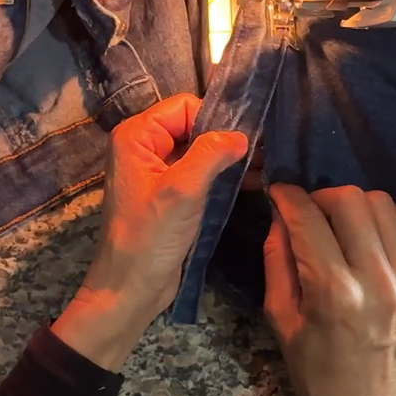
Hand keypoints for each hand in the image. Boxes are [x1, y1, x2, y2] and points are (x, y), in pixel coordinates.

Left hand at [52, 94, 247, 369]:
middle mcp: (144, 147)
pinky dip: (220, 175)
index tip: (246, 138)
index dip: (214, 119)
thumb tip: (242, 135)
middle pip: (192, 125)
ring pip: (198, 149)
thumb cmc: (150, 237)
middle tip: (263, 152)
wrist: (130, 289)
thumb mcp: (183, 190)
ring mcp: (156, 171)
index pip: (184, 106)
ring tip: (264, 167)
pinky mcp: (169, 193)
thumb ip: (211, 154)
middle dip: (225, 137)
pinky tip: (249, 182)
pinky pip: (198, 172)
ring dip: (227, 158)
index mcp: (137, 136)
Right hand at [262, 184, 395, 395]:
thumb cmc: (316, 370)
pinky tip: (363, 233)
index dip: (288, 197)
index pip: (308, 218)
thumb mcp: (279, 317)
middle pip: (348, 199)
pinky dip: (379, 215)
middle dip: (320, 196)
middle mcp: (376, 277)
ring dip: (351, 204)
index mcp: (334, 291)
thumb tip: (280, 214)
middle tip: (307, 213)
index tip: (278, 193)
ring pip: (379, 202)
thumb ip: (277, 258)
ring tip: (336, 223)